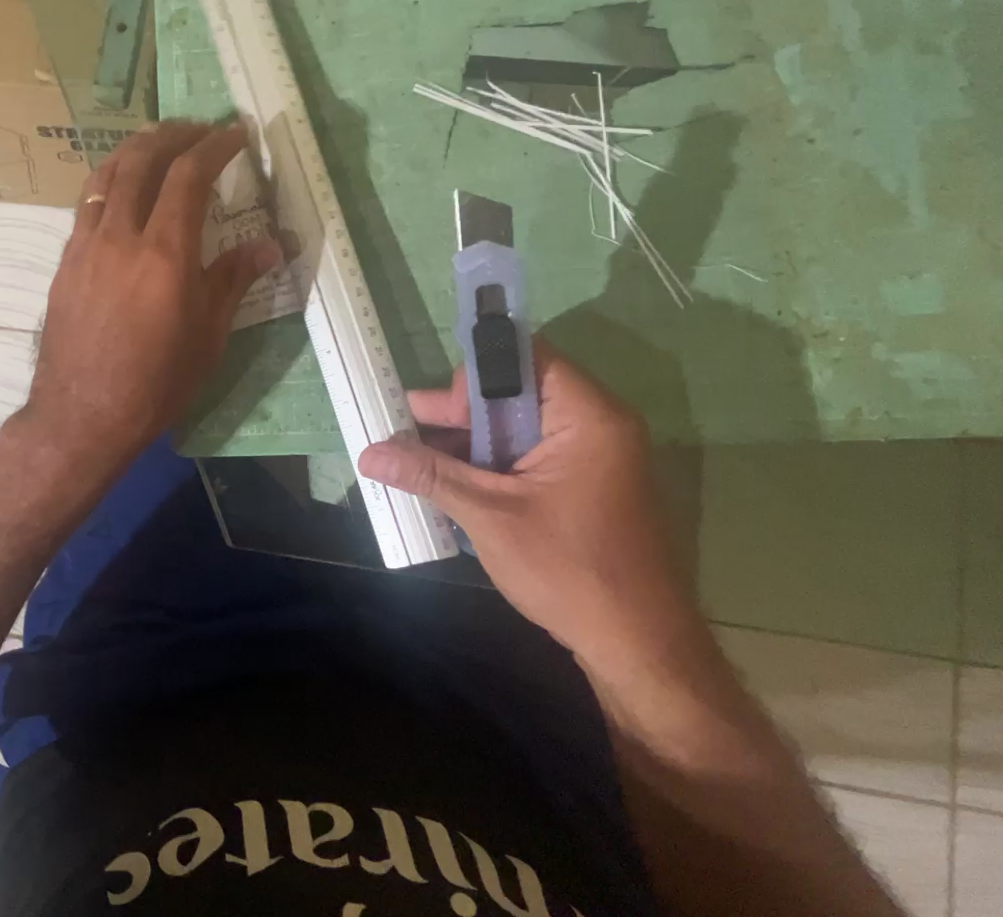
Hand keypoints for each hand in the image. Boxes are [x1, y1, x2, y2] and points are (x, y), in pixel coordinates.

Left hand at [11, 122, 281, 479]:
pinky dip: (108, 182)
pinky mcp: (65, 262)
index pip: (189, 175)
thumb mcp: (208, 338)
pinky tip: (121, 190)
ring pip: (105, 175)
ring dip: (135, 149)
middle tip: (198, 130)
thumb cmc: (155, 384)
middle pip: (141, 160)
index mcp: (165, 254)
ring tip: (158, 143)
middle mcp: (120, 237)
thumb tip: (273, 245)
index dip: (215, 145)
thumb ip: (234, 281)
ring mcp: (85, 246)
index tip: (235, 133)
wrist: (83, 414)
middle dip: (173, 135)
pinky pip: (87, 204)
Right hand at [358, 342, 705, 668]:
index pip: (523, 360)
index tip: (431, 412)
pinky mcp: (578, 487)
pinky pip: (524, 457)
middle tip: (403, 433)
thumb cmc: (568, 569)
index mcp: (585, 418)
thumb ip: (429, 475)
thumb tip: (367, 454)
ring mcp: (588, 459)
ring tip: (411, 461)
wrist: (634, 643)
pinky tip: (444, 485)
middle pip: (513, 394)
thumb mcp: (488, 516)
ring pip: (514, 429)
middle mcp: (592, 427)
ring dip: (465, 444)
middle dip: (455, 414)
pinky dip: (486, 466)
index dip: (472, 378)